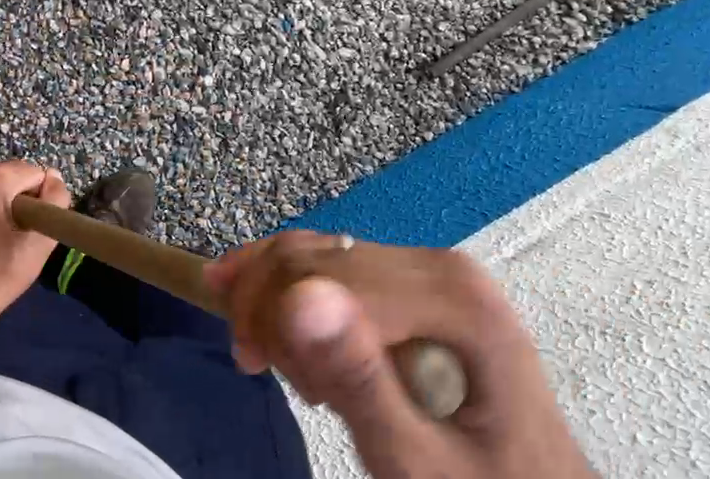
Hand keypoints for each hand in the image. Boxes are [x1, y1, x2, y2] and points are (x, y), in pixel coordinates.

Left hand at [0, 161, 69, 326]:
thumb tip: (56, 177)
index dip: (45, 200)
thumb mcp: (39, 240)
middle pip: (18, 176)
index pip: (37, 173)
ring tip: (13, 238)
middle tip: (27, 235)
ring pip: (4, 186)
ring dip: (15, 205)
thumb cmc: (2, 271)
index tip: (38, 229)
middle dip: (29, 200)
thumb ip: (55, 202)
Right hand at [206, 231, 592, 478]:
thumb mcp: (417, 461)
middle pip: (308, 256)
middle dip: (264, 306)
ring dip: (268, 298)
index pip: (319, 273)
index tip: (255, 367)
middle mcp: (440, 267)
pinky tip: (273, 328)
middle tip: (256, 364)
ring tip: (267, 355)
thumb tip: (301, 298)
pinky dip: (286, 291)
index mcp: (453, 301)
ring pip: (306, 252)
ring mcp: (427, 270)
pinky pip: (325, 264)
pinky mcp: (412, 281)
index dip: (270, 313)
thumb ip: (361, 382)